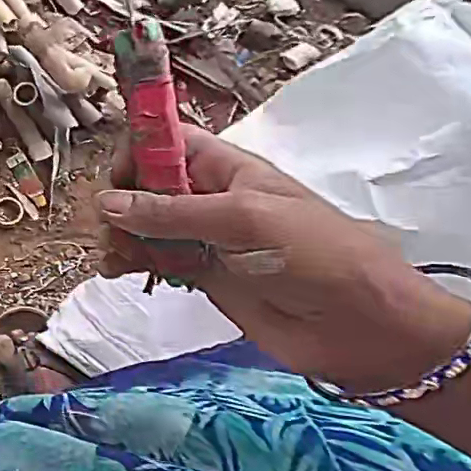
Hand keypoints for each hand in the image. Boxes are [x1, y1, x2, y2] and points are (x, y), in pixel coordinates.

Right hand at [98, 124, 470, 389]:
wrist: (364, 328)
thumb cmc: (316, 256)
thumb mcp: (243, 220)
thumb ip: (171, 212)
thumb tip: (106, 201)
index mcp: (225, 169)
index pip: (166, 141)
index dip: (136, 153)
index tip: (117, 183)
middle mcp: (207, 197)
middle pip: (143, 184)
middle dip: (119, 202)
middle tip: (111, 232)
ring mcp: (201, 237)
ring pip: (140, 223)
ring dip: (119, 235)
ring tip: (116, 258)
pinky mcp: (199, 272)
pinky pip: (151, 257)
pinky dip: (128, 260)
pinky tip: (118, 270)